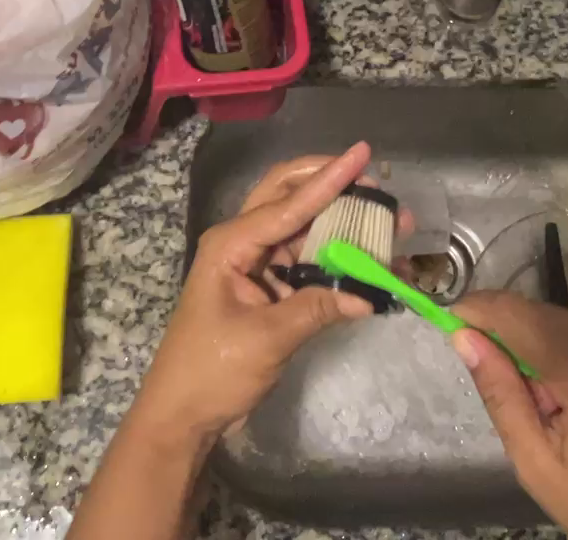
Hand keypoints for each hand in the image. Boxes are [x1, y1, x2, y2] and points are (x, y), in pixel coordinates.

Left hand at [129, 142, 380, 442]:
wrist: (182, 415)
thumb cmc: (210, 371)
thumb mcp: (264, 340)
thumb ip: (316, 310)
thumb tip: (369, 296)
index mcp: (232, 243)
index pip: (288, 203)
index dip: (330, 179)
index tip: (363, 152)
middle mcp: (244, 242)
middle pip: (290, 196)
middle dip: (332, 185)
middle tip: (377, 185)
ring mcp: (258, 262)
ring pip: (304, 226)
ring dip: (342, 222)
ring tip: (386, 220)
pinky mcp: (271, 286)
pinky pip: (309, 259)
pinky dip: (338, 258)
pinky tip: (369, 261)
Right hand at [449, 292, 567, 539]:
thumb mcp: (537, 464)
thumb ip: (500, 394)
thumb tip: (463, 336)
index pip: (514, 314)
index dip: (476, 309)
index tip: (448, 322)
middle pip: (534, 313)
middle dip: (506, 336)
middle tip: (504, 388)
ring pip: (555, 318)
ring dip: (534, 344)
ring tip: (545, 402)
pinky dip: (561, 349)